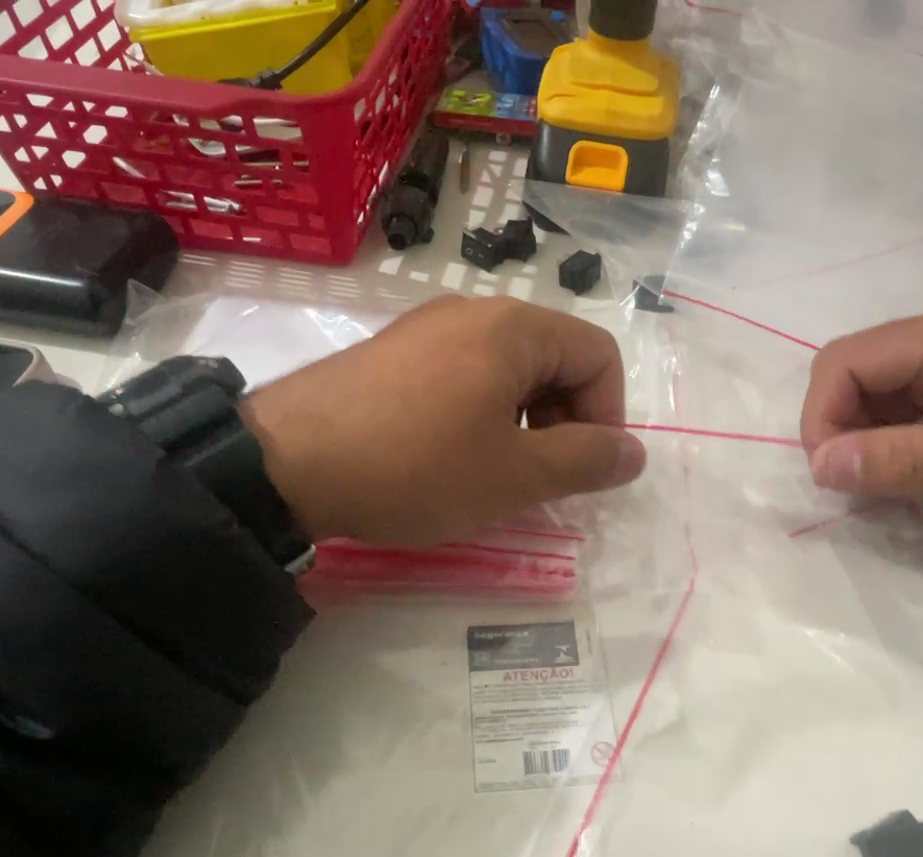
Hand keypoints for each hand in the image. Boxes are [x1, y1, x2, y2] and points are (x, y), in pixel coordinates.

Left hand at [241, 296, 646, 545]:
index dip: (607, 417)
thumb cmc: (417, 467)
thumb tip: (635, 453)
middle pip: (555, 358)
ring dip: (523, 423)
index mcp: (515, 328)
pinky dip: (479, 415)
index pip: (599, 356)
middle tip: (538, 479)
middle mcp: (473, 312)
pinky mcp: (392, 353)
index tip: (582, 471)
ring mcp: (426, 328)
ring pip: (508, 370)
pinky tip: (450, 459)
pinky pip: (462, 375)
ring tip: (494, 474)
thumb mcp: (514, 476)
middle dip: (565, 421)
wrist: (286, 462)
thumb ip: (585, 462)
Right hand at [800, 305, 922, 528]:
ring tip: (882, 486)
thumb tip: (819, 465)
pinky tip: (907, 476)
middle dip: (837, 427)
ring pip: (872, 393)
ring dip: (862, 439)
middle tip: (856, 484)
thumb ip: (902, 462)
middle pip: (852, 371)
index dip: (823, 416)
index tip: (834, 476)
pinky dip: (889, 443)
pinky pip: (903, 410)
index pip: (845, 361)